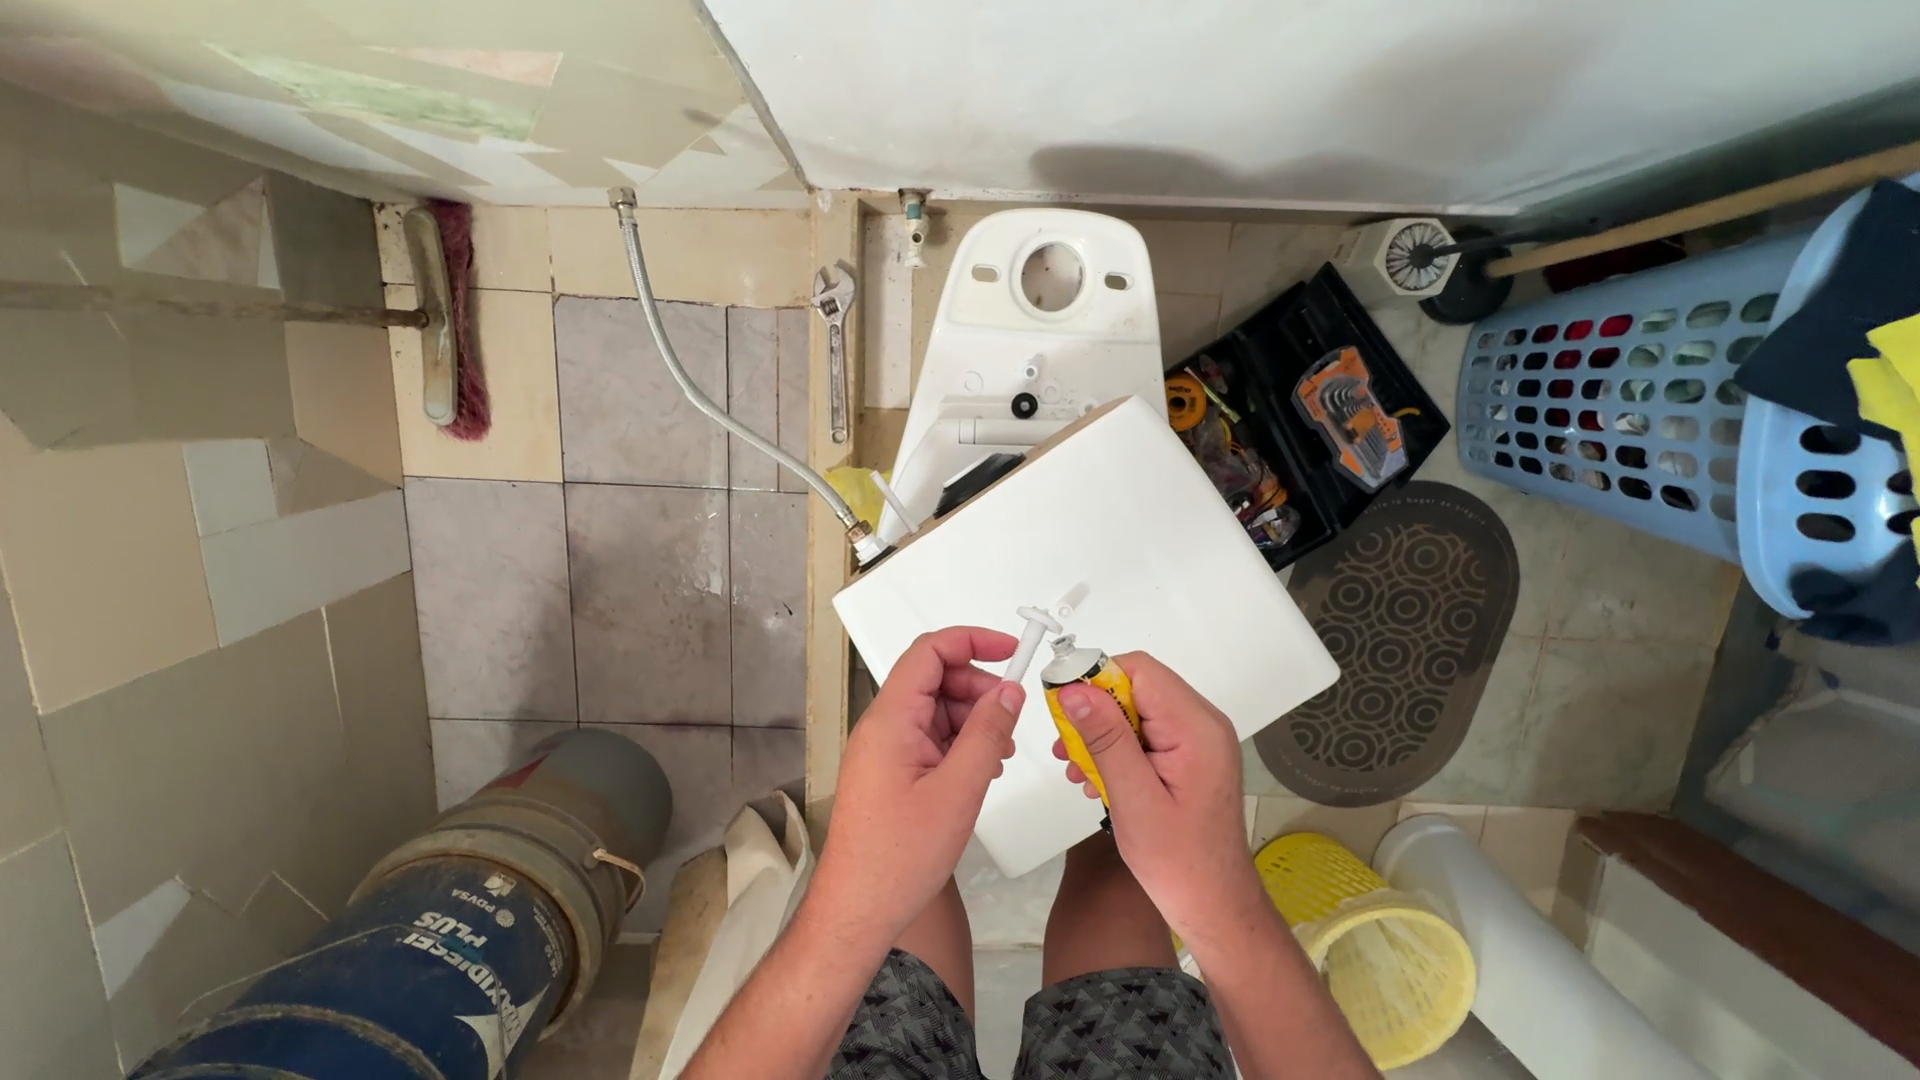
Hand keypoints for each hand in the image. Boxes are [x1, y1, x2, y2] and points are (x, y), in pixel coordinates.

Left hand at [812, 626, 1023, 940]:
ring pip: (936, 710)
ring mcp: (884, 750)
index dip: (973, 641)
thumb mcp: (958, 790)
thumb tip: (1010, 692)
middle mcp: (883, 726)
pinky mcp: (890, 772)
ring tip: (1000, 754)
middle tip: (1012, 719)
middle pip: (935, 679)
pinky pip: (930, 739)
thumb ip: (987, 733)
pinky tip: (981, 770)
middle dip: (979, 689)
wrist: (856, 911)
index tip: (1013, 651)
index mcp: (891, 719)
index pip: (930, 651)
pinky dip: (960, 745)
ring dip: (973, 721)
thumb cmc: (899, 857)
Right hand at [1052, 653, 1264, 941]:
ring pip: (1135, 710)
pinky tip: (1097, 778)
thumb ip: (1105, 738)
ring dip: (1101, 734)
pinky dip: (1116, 748)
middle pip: (1136, 688)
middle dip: (1095, 712)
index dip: (1096, 679)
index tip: (1063, 708)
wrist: (1214, 904)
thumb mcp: (1133, 797)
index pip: (1139, 670)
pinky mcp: (1188, 755)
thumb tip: (1074, 690)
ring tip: (1078, 770)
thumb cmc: (1178, 861)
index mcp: (1196, 728)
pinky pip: (1144, 732)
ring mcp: (1197, 739)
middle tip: (1067, 748)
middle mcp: (1202, 723)